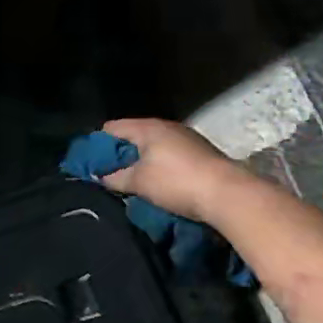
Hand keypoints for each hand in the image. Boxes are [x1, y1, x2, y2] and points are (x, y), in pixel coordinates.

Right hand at [99, 117, 245, 221]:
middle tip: (109, 175)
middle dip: (119, 154)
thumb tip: (100, 176)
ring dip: (140, 162)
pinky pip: (169, 155)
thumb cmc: (177, 183)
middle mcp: (167, 127)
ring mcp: (187, 139)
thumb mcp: (138, 182)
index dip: (97, 145)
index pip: (111, 128)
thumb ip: (114, 177)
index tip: (92, 165)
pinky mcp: (201, 153)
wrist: (230, 195)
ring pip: (152, 146)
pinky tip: (157, 183)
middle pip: (133, 136)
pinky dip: (159, 166)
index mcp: (148, 127)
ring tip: (132, 182)